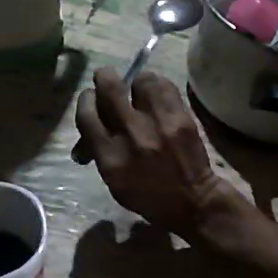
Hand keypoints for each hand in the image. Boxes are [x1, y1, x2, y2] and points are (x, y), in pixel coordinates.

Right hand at [75, 68, 241, 236]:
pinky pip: (164, 86)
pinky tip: (159, 97)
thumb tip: (89, 131)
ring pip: (138, 80)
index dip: (86, 99)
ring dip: (135, 83)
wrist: (190, 200)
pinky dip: (158, 87)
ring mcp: (157, 123)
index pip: (86, 113)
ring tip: (140, 92)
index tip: (91, 99)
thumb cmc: (148, 196)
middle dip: (104, 78)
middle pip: (108, 87)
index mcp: (109, 156)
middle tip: (107, 79)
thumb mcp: (114, 182)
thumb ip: (100, 152)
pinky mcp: (180, 117)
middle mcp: (130, 134)